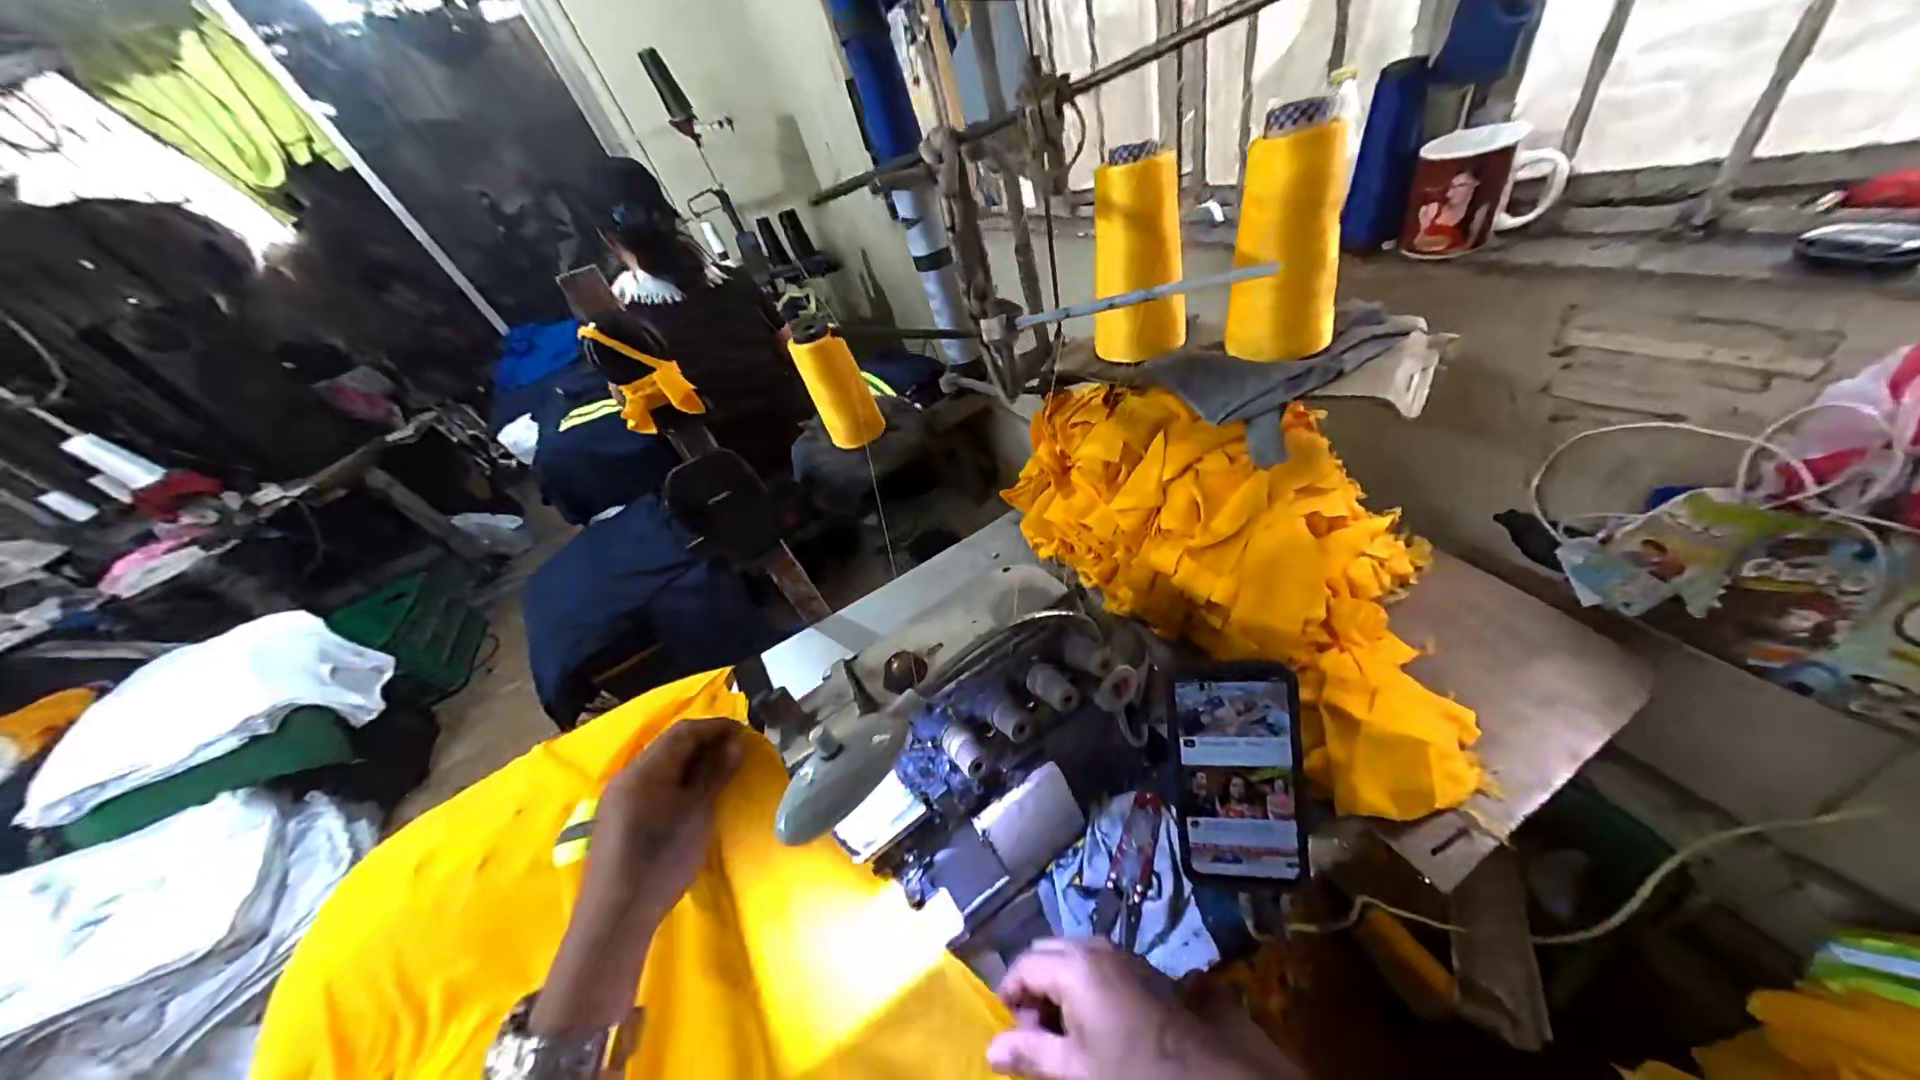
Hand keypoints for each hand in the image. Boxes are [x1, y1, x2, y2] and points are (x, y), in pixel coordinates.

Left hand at [592, 716, 746, 920]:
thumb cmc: (662, 859)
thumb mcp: (697, 813)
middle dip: (704, 740)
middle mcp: (627, 774)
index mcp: (644, 769)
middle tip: (736, 749)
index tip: (745, 732)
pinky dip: (676, 776)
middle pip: (669, 743)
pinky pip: (651, 780)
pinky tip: (691, 791)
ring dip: (691, 758)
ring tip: (720, 767)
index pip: (684, 731)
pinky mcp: (617, 815)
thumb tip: (734, 743)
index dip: (716, 726)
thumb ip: (715, 773)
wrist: (615, 916)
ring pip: (660, 762)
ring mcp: (618, 795)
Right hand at [988, 939, 1299, 1079]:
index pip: (1022, 966)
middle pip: (1045, 954)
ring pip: (1070, 957)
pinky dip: (1081, 985)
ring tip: (1061, 1033)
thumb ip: (1029, 1053)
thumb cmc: (1131, 1073)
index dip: (1008, 997)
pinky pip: (1095, 964)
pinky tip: (1090, 1024)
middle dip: (1032, 988)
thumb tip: (991, 1050)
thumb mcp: (1075, 1070)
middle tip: (1034, 1034)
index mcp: (1074, 965)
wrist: (1203, 1075)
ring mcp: (1120, 954)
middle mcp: (1094, 947)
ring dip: (1056, 986)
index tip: (1009, 1035)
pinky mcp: (1139, 967)